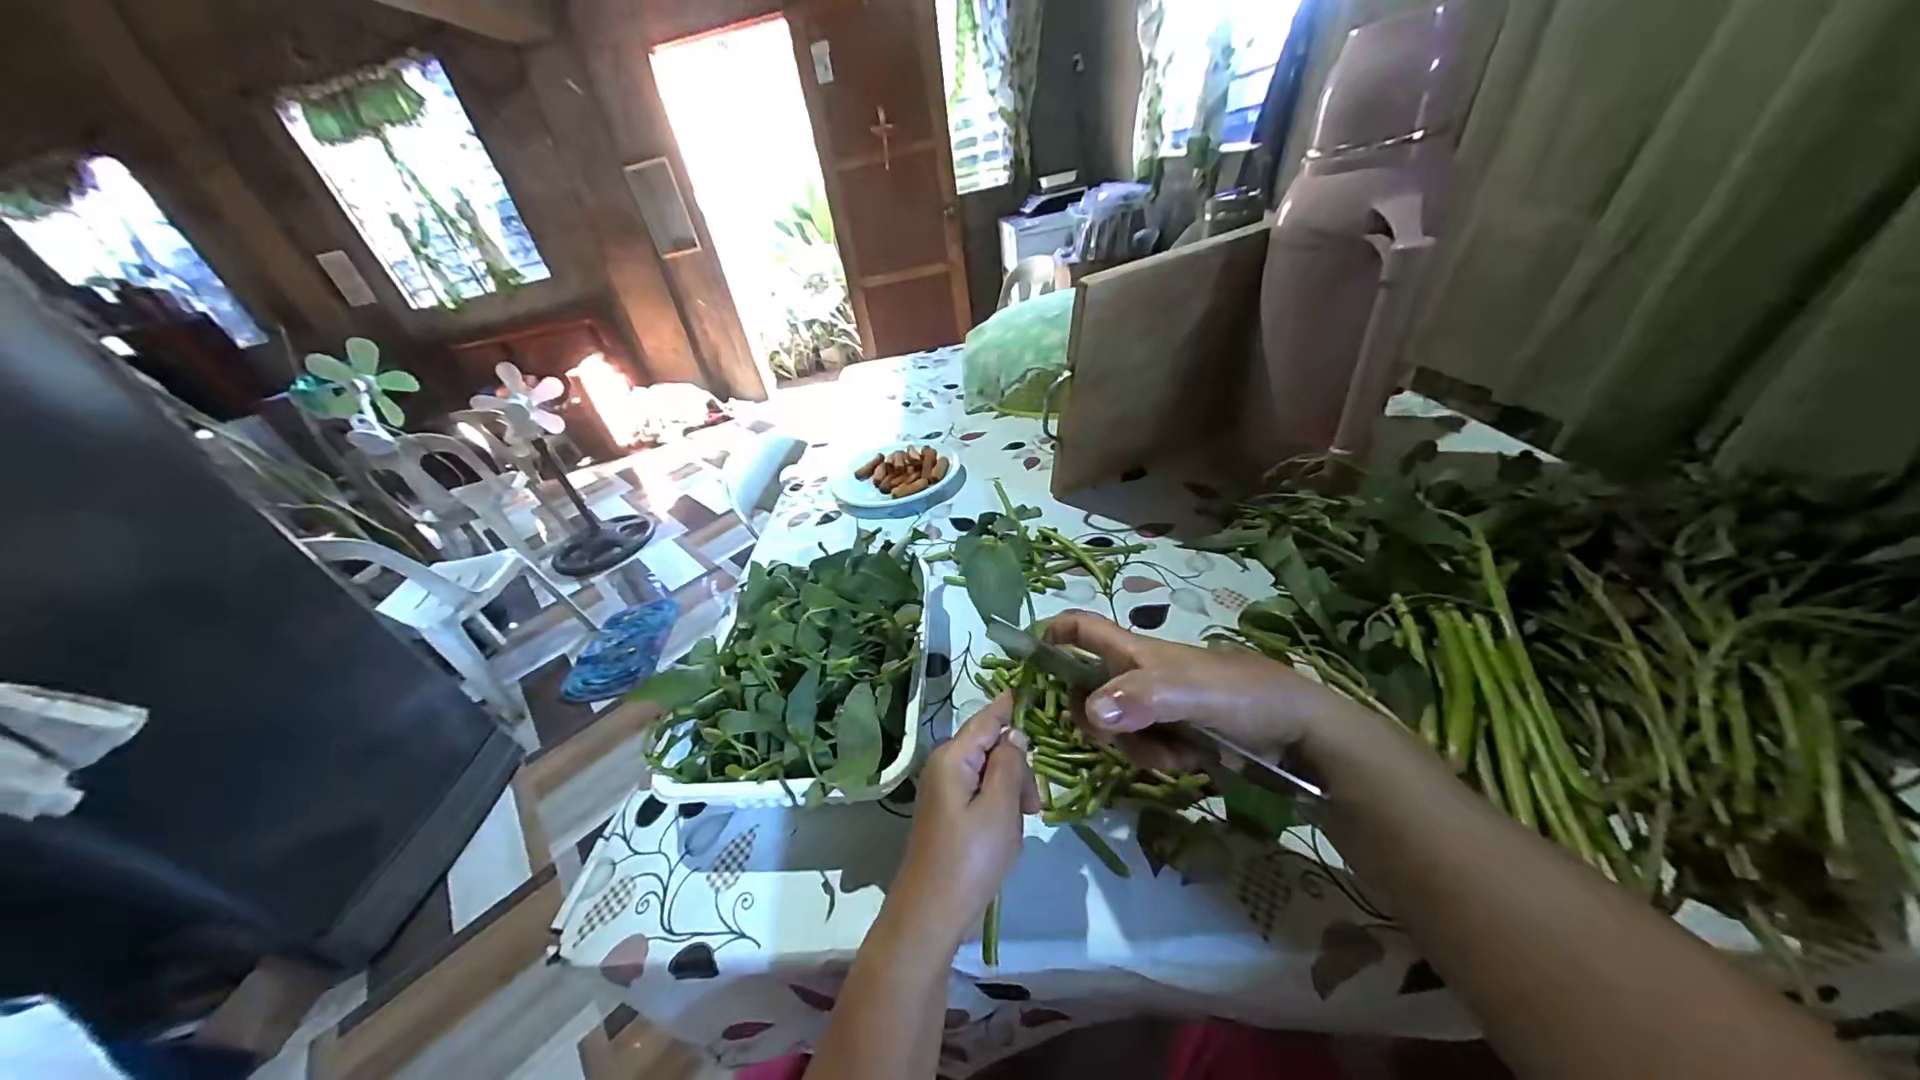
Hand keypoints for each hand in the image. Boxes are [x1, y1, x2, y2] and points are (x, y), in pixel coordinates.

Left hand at [885, 694, 1038, 949]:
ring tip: (1019, 827)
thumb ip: (1010, 763)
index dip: (1013, 705)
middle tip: (1033, 808)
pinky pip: (982, 792)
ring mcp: (945, 788)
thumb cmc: (969, 859)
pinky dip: (999, 806)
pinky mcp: (948, 810)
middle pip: (992, 745)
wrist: (931, 914)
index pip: (988, 717)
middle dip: (1019, 767)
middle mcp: (945, 764)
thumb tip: (1015, 733)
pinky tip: (1006, 833)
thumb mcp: (1000, 808)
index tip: (1037, 690)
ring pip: (991, 771)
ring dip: (1012, 791)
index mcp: (953, 756)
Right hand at [1042, 610, 1369, 765]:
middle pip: (1087, 691)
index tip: (1029, 662)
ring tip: (1171, 756)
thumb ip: (1142, 698)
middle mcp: (1138, 675)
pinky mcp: (1173, 732)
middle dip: (1095, 719)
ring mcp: (1156, 705)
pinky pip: (1142, 747)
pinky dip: (1157, 759)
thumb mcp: (1192, 692)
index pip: (1081, 628)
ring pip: (1115, 726)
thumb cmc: (1244, 695)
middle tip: (1112, 738)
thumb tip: (1090, 711)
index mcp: (1135, 652)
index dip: (1051, 635)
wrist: (1302, 731)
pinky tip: (1187, 763)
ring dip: (1133, 748)